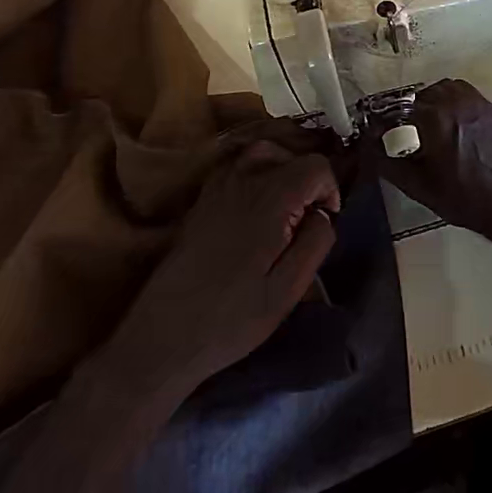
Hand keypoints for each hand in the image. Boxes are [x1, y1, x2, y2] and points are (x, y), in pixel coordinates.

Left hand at [113, 141, 339, 384]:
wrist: (161, 339)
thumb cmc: (231, 318)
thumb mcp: (288, 289)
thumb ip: (316, 241)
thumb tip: (324, 213)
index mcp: (271, 200)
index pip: (316, 166)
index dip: (330, 189)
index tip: (326, 220)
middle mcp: (243, 182)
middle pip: (290, 153)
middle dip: (308, 179)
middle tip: (308, 216)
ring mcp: (217, 189)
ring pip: (261, 153)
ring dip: (282, 170)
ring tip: (287, 206)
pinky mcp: (201, 202)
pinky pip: (236, 168)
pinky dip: (256, 175)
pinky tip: (257, 210)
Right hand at [379, 79, 491, 238]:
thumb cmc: (464, 198)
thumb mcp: (419, 186)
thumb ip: (388, 163)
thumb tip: (370, 148)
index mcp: (435, 119)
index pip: (397, 110)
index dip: (382, 123)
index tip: (375, 134)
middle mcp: (454, 102)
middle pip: (418, 96)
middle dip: (404, 112)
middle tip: (398, 133)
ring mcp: (474, 102)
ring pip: (440, 89)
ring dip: (427, 102)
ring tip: (422, 126)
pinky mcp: (488, 107)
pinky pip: (461, 91)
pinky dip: (448, 99)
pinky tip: (445, 121)